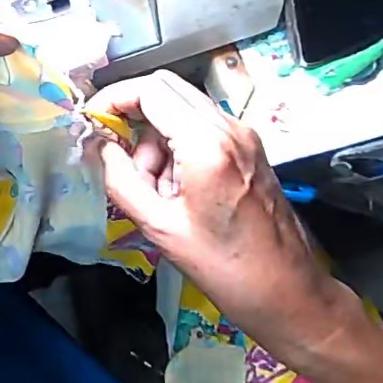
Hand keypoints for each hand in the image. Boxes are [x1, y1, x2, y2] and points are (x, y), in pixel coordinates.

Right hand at [89, 71, 361, 359]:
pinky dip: (176, 147)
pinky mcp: (247, 149)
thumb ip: (120, 179)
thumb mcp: (159, 226)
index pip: (150, 91)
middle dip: (133, 115)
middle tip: (117, 153)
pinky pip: (198, 129)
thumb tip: (100, 146)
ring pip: (180, 110)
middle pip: (166, 89)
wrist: (288, 292)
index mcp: (208, 145)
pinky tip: (176, 189)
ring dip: (155, 139)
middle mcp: (230, 129)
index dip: (114, 99)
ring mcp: (243, 137)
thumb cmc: (227, 267)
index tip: (94, 120)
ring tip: (155, 190)